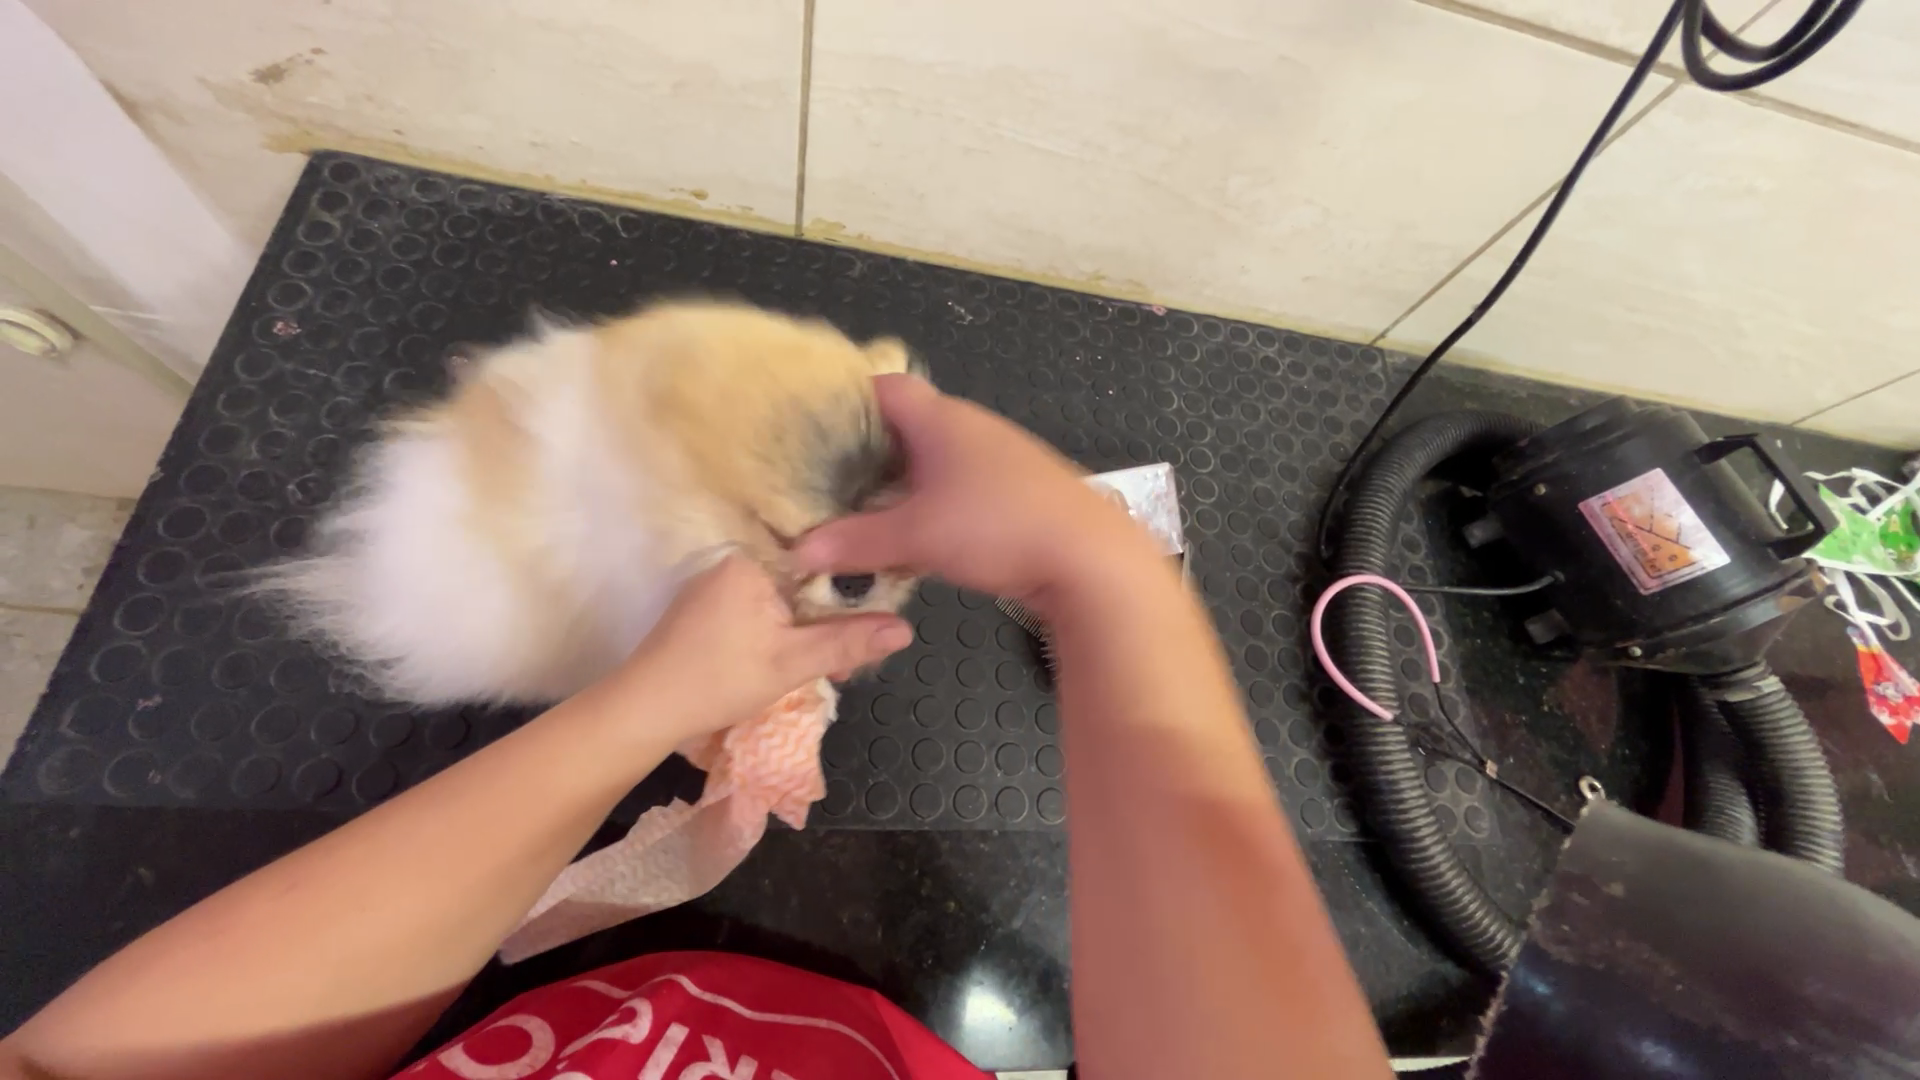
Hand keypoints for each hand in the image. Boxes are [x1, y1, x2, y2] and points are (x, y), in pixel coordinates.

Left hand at [586, 555, 911, 744]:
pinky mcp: (711, 606)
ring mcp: (720, 583)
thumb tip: (905, 630)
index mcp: (755, 558)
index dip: (857, 584)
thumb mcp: (792, 663)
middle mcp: (737, 559)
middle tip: (855, 656)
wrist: (643, 710)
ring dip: (810, 628)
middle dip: (833, 616)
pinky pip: (763, 607)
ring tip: (833, 665)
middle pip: (807, 579)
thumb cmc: (718, 680)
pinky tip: (796, 657)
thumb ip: (849, 642)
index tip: (882, 611)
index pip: (824, 556)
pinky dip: (784, 629)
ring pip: (786, 597)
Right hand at [797, 375, 1158, 605]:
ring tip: (860, 513)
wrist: (1087, 557)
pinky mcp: (1012, 490)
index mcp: (941, 418)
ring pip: (930, 460)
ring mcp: (994, 457)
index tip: (810, 434)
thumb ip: (854, 542)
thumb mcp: (916, 536)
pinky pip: (954, 486)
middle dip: (864, 454)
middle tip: (825, 483)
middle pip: (903, 426)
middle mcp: (968, 427)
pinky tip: (913, 535)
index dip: (843, 403)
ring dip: (898, 485)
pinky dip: (928, 503)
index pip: (882, 387)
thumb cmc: (997, 527)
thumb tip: (800, 550)